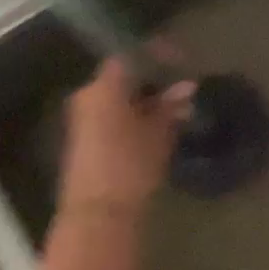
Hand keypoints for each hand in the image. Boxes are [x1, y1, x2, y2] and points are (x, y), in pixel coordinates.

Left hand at [59, 58, 193, 215]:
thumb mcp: (158, 134)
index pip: (130, 56)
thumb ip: (171, 106)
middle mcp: (87, 96)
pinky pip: (111, 118)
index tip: (181, 62)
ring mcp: (82, 120)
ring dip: (144, 103)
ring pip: (118, 100)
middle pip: (122, 79)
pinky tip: (156, 131)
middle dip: (153, 83)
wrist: (97, 213)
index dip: (157, 56)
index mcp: (103, 87)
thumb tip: (187, 87)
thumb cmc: (131, 166)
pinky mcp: (84, 143)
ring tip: (176, 114)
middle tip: (183, 92)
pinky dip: (133, 119)